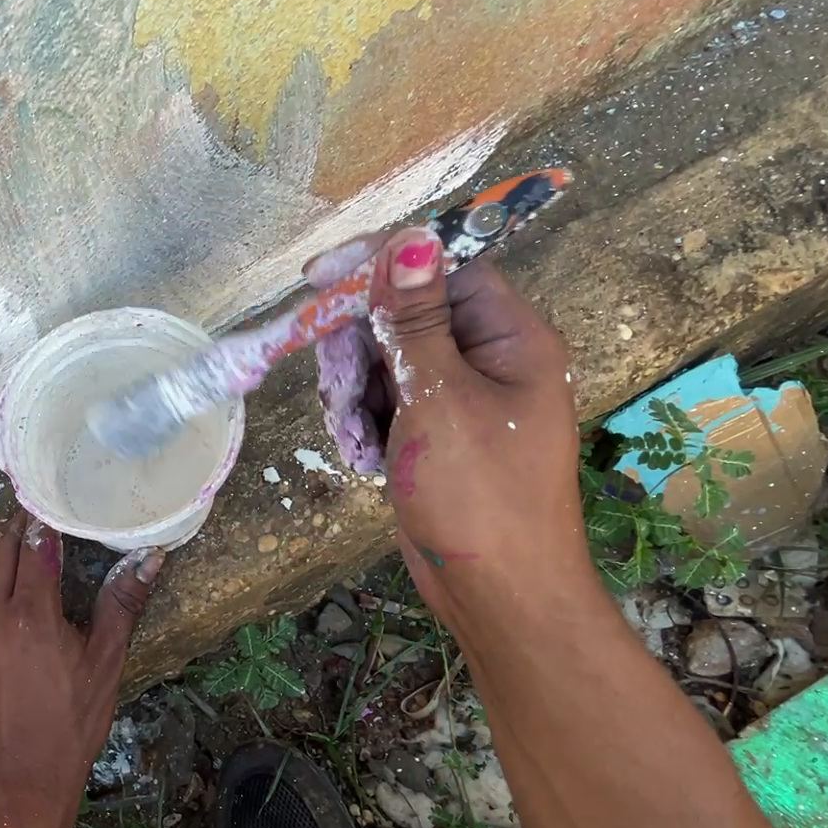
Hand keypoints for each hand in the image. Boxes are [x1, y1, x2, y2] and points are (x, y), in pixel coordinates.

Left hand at [0, 512, 162, 812]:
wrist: (27, 774)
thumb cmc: (73, 719)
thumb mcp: (105, 661)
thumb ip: (121, 604)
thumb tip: (150, 558)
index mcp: (33, 613)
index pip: (35, 547)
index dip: (43, 524)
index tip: (49, 508)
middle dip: (13, 527)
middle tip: (26, 518)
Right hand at [362, 226, 594, 628]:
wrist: (495, 589)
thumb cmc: (478, 492)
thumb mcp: (438, 397)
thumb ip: (415, 319)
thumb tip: (408, 238)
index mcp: (509, 336)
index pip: (441, 267)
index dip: (381, 264)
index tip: (317, 275)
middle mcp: (485, 357)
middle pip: (401, 316)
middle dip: (357, 350)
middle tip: (339, 388)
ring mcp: (455, 396)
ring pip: (381, 361)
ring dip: (353, 393)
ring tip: (357, 437)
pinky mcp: (429, 431)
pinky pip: (381, 402)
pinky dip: (362, 422)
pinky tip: (363, 456)